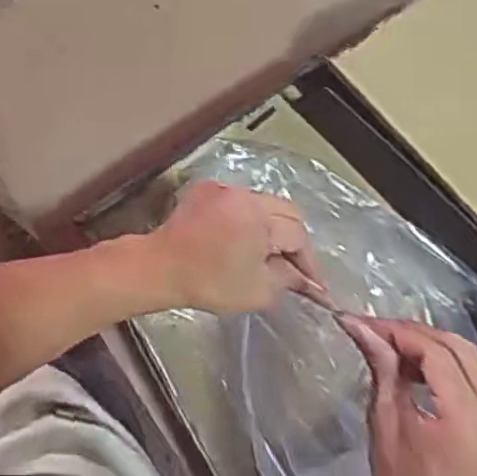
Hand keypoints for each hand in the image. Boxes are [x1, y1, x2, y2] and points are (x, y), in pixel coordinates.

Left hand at [148, 182, 323, 313]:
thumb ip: (289, 277)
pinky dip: (249, 216)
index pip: (298, 234)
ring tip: (271, 255)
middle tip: (295, 268)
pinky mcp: (203, 190)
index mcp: (257, 214)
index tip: (315, 287)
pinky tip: (245, 239)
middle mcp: (240, 193)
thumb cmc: (212, 281)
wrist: (162, 266)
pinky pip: (239, 200)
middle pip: (286, 211)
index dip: (309, 263)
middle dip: (294, 240)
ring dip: (272, 226)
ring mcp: (219, 188)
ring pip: (263, 203)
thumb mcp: (261, 288)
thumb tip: (304, 277)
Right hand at [340, 316, 476, 475]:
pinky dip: (448, 370)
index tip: (359, 323)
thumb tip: (361, 328)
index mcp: (472, 426)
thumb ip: (383, 375)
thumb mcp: (389, 432)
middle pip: (465, 352)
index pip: (436, 353)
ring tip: (394, 351)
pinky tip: (420, 377)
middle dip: (417, 332)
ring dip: (433, 349)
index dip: (395, 329)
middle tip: (378, 330)